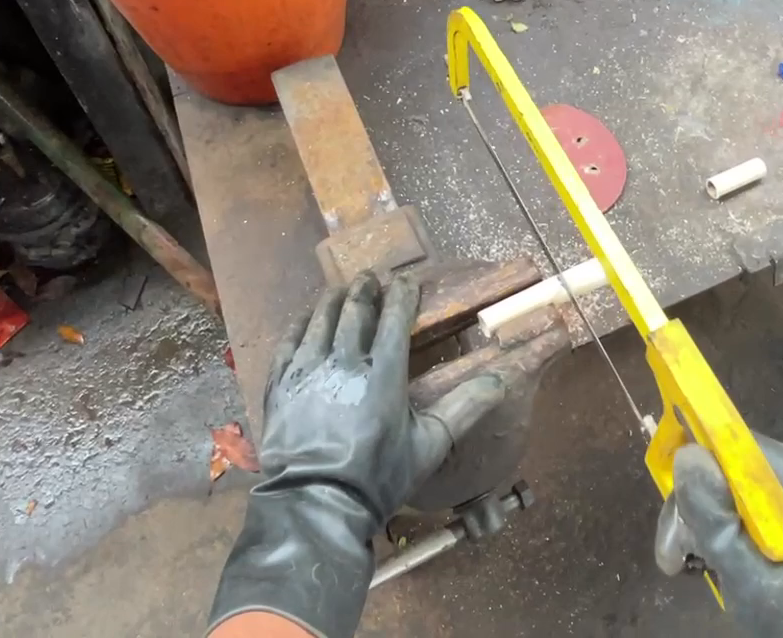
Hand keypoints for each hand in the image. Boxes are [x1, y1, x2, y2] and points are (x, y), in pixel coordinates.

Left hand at [210, 273, 506, 636]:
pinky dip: (299, 323)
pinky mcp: (280, 386)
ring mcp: (308, 372)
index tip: (406, 280)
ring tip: (341, 288)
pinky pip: (288, 343)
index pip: (393, 319)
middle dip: (366, 290)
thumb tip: (501, 378)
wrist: (315, 507)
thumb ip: (465, 407)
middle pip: (355, 312)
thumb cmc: (378, 477)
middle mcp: (344, 362)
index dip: (401, 295)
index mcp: (383, 373)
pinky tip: (306, 316)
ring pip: (320, 320)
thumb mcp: (429, 445)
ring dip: (333, 299)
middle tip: (372, 276)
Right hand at [655, 436, 782, 637]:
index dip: (692, 472)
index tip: (674, 520)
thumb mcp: (752, 579)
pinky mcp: (775, 507)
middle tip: (676, 559)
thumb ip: (718, 522)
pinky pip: (729, 503)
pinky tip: (711, 560)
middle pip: (717, 466)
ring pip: (717, 486)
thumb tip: (686, 454)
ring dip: (695, 525)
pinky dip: (712, 531)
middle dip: (690, 510)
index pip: (726, 443)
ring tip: (691, 565)